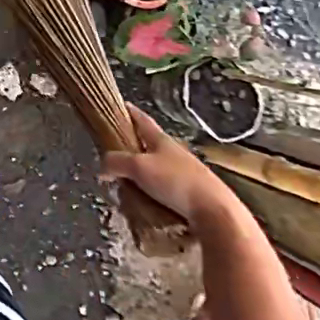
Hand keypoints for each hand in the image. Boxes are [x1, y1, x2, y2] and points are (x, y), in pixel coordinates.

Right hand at [100, 106, 241, 231]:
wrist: (218, 215)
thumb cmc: (176, 182)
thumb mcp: (138, 167)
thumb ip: (116, 162)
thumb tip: (101, 166)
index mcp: (162, 140)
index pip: (142, 119)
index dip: (129, 111)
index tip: (119, 105)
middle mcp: (175, 153)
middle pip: (148, 145)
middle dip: (132, 148)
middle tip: (113, 154)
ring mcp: (186, 174)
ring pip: (156, 168)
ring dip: (142, 174)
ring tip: (126, 184)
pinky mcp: (192, 195)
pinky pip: (165, 189)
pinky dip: (152, 192)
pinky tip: (145, 203)